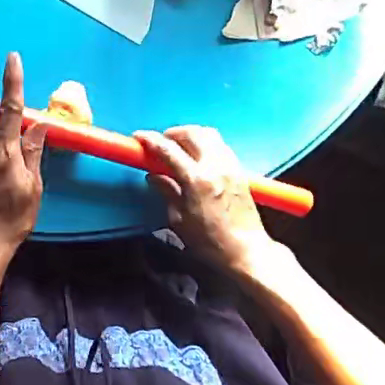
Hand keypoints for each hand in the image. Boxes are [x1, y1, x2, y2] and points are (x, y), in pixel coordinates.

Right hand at [136, 126, 287, 273]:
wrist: (246, 252)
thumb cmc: (209, 242)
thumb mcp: (179, 219)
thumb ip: (167, 192)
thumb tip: (154, 176)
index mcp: (197, 179)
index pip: (169, 149)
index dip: (150, 140)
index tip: (138, 137)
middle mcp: (216, 167)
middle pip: (192, 133)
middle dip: (172, 133)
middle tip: (160, 143)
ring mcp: (230, 167)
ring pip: (209, 134)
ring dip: (191, 135)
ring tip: (179, 147)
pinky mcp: (240, 171)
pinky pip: (220, 146)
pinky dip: (205, 144)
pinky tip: (198, 157)